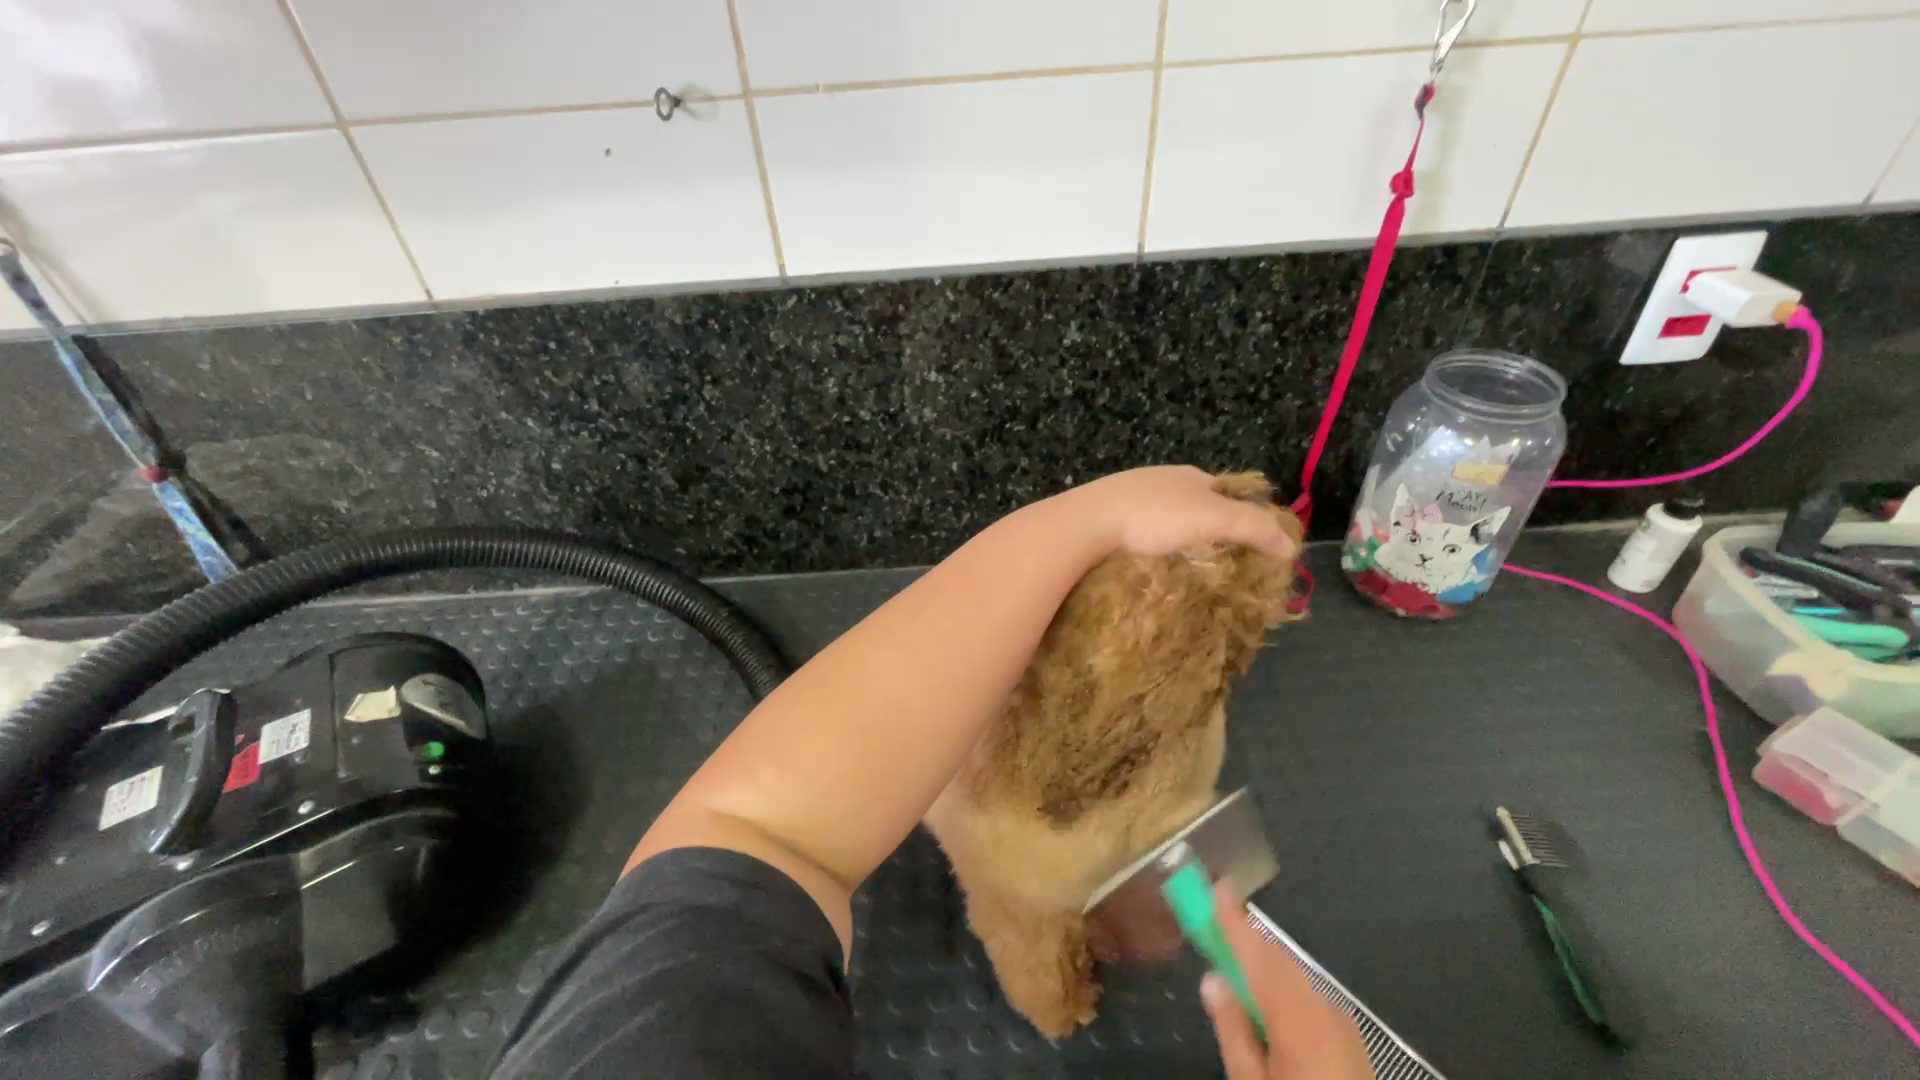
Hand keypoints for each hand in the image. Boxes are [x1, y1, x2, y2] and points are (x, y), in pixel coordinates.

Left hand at [1060, 466, 1297, 559]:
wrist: (1084, 524)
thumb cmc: (1153, 517)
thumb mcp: (1215, 519)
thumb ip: (1255, 528)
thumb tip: (1291, 545)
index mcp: (1189, 475)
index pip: (1229, 494)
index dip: (1245, 520)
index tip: (1251, 553)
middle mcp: (1160, 481)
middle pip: (1197, 509)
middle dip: (1209, 535)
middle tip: (1220, 569)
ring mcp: (1128, 499)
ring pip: (1165, 524)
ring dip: (1177, 545)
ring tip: (1186, 574)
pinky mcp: (1105, 521)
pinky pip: (1137, 537)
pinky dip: (1148, 551)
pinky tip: (1149, 569)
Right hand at [1203, 888, 1374, 1079]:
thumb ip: (1233, 1030)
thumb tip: (1214, 981)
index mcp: (1297, 1021)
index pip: (1258, 956)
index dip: (1235, 921)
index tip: (1217, 886)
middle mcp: (1324, 1011)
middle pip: (1278, 963)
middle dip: (1245, 943)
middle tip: (1211, 928)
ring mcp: (1343, 1026)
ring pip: (1294, 980)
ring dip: (1262, 970)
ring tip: (1233, 976)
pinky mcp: (1352, 1041)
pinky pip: (1309, 1000)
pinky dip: (1283, 992)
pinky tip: (1267, 1010)